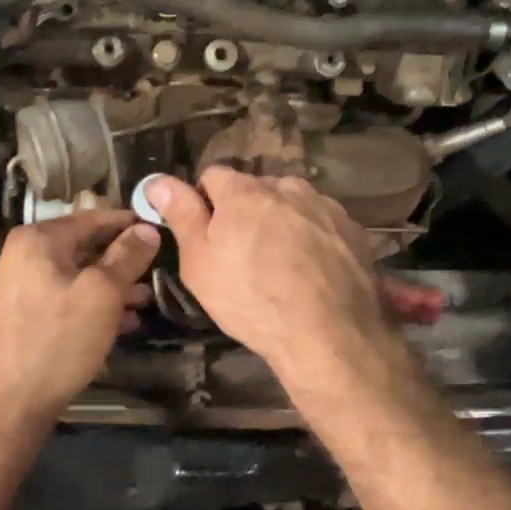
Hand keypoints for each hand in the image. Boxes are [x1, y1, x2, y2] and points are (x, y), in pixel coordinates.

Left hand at [0, 210, 159, 415]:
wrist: (7, 405)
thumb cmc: (58, 340)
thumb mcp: (102, 294)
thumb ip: (127, 257)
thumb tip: (147, 228)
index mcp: (36, 240)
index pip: (91, 218)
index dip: (127, 223)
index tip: (157, 228)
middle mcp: (19, 256)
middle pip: (81, 247)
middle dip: (120, 260)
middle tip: (155, 270)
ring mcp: (14, 288)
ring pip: (72, 276)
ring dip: (109, 286)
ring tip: (144, 300)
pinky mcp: (16, 317)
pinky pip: (59, 298)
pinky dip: (88, 304)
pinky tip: (118, 323)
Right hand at [143, 168, 384, 369]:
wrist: (328, 333)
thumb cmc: (251, 299)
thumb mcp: (200, 263)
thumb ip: (181, 215)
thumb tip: (157, 180)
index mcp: (244, 191)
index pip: (213, 176)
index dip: (206, 203)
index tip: (208, 236)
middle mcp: (286, 186)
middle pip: (255, 189)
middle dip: (247, 212)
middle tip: (244, 256)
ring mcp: (323, 205)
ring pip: (291, 204)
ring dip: (282, 222)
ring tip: (283, 266)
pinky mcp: (352, 227)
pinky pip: (321, 223)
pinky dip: (313, 237)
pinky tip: (312, 271)